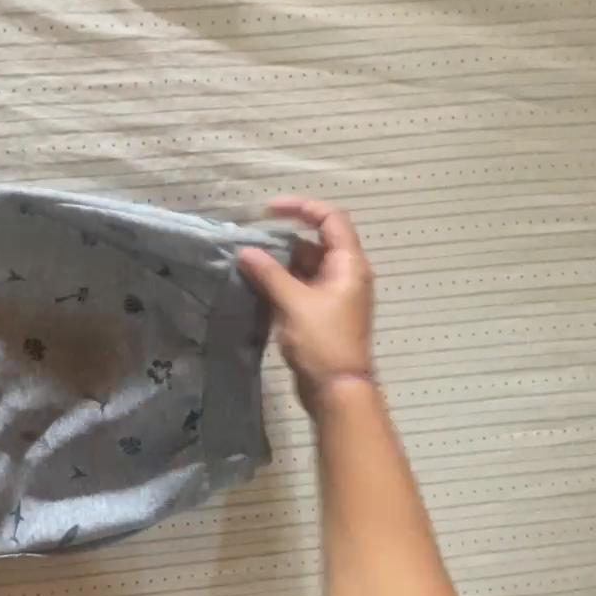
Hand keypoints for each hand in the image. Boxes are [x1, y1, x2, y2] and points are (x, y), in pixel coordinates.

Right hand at [236, 197, 375, 415]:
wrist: (336, 387)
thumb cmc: (322, 341)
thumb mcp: (293, 303)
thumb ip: (269, 274)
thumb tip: (245, 252)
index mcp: (349, 264)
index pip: (330, 219)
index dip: (301, 208)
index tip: (268, 211)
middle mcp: (345, 274)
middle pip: (316, 242)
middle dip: (284, 239)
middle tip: (252, 242)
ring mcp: (334, 295)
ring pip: (306, 266)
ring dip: (279, 263)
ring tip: (248, 264)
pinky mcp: (321, 313)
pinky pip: (300, 287)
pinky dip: (281, 282)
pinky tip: (257, 286)